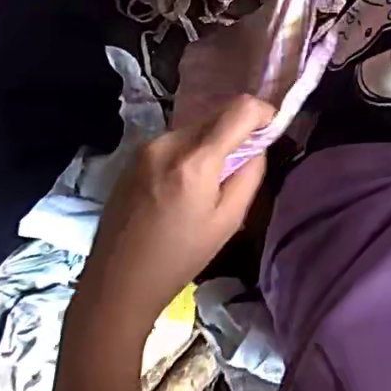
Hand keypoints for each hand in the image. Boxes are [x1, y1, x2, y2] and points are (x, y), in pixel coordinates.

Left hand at [76, 95, 275, 324]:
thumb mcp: (228, 221)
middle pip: (218, 114)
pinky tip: (186, 184)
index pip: (240, 109)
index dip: (264, 112)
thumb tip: (258, 146)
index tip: (272, 131)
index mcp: (195, 161)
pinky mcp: (134, 155)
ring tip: (213, 179)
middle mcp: (168, 143)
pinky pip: (177, 139)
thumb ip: (250, 174)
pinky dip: (193, 150)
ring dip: (215, 141)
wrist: (118, 280)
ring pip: (197, 126)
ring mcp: (147, 146)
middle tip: (246, 161)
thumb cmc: (180, 257)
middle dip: (240, 129)